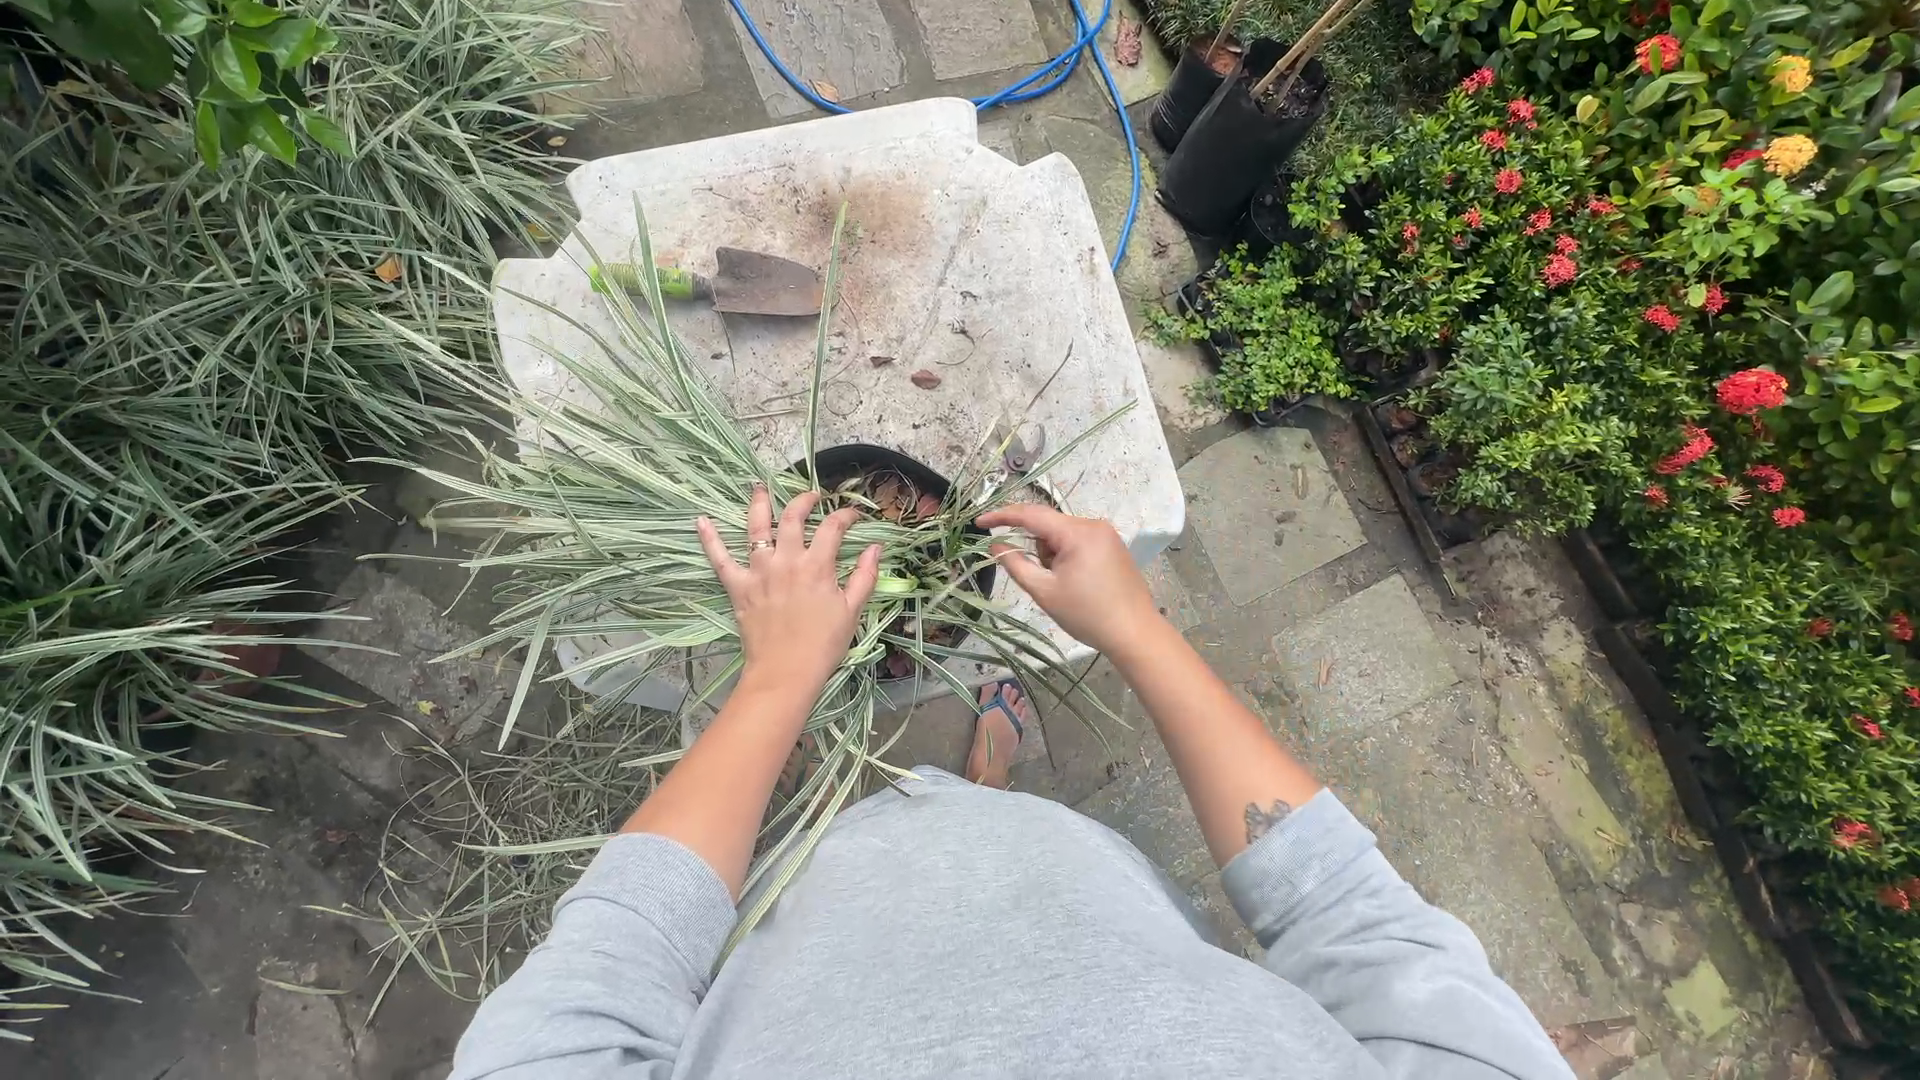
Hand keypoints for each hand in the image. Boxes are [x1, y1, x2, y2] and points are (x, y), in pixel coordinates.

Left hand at [697, 486, 880, 696]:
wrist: (787, 673)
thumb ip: (864, 576)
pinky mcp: (738, 587)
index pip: (833, 527)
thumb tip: (876, 548)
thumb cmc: (824, 645)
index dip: (845, 516)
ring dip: (758, 504)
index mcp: (817, 566)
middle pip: (793, 517)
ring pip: (756, 527)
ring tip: (759, 487)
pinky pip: (719, 559)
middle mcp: (786, 561)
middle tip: (811, 496)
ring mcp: (758, 571)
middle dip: (804, 500)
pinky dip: (709, 539)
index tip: (853, 516)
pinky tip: (701, 521)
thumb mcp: (852, 610)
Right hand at [975, 503, 1163, 656]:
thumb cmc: (1087, 614)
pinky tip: (1078, 584)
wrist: (1135, 633)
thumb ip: (1016, 564)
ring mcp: (1106, 535)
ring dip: (1053, 556)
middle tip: (1045, 581)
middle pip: (1048, 526)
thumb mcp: (1044, 591)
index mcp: (1077, 532)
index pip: (1031, 514)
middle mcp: (1093, 525)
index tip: (979, 523)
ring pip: (1062, 536)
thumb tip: (995, 546)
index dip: (1002, 516)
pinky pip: (1078, 542)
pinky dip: (1067, 557)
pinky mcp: (1113, 546)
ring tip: (1066, 587)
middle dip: (1038, 550)